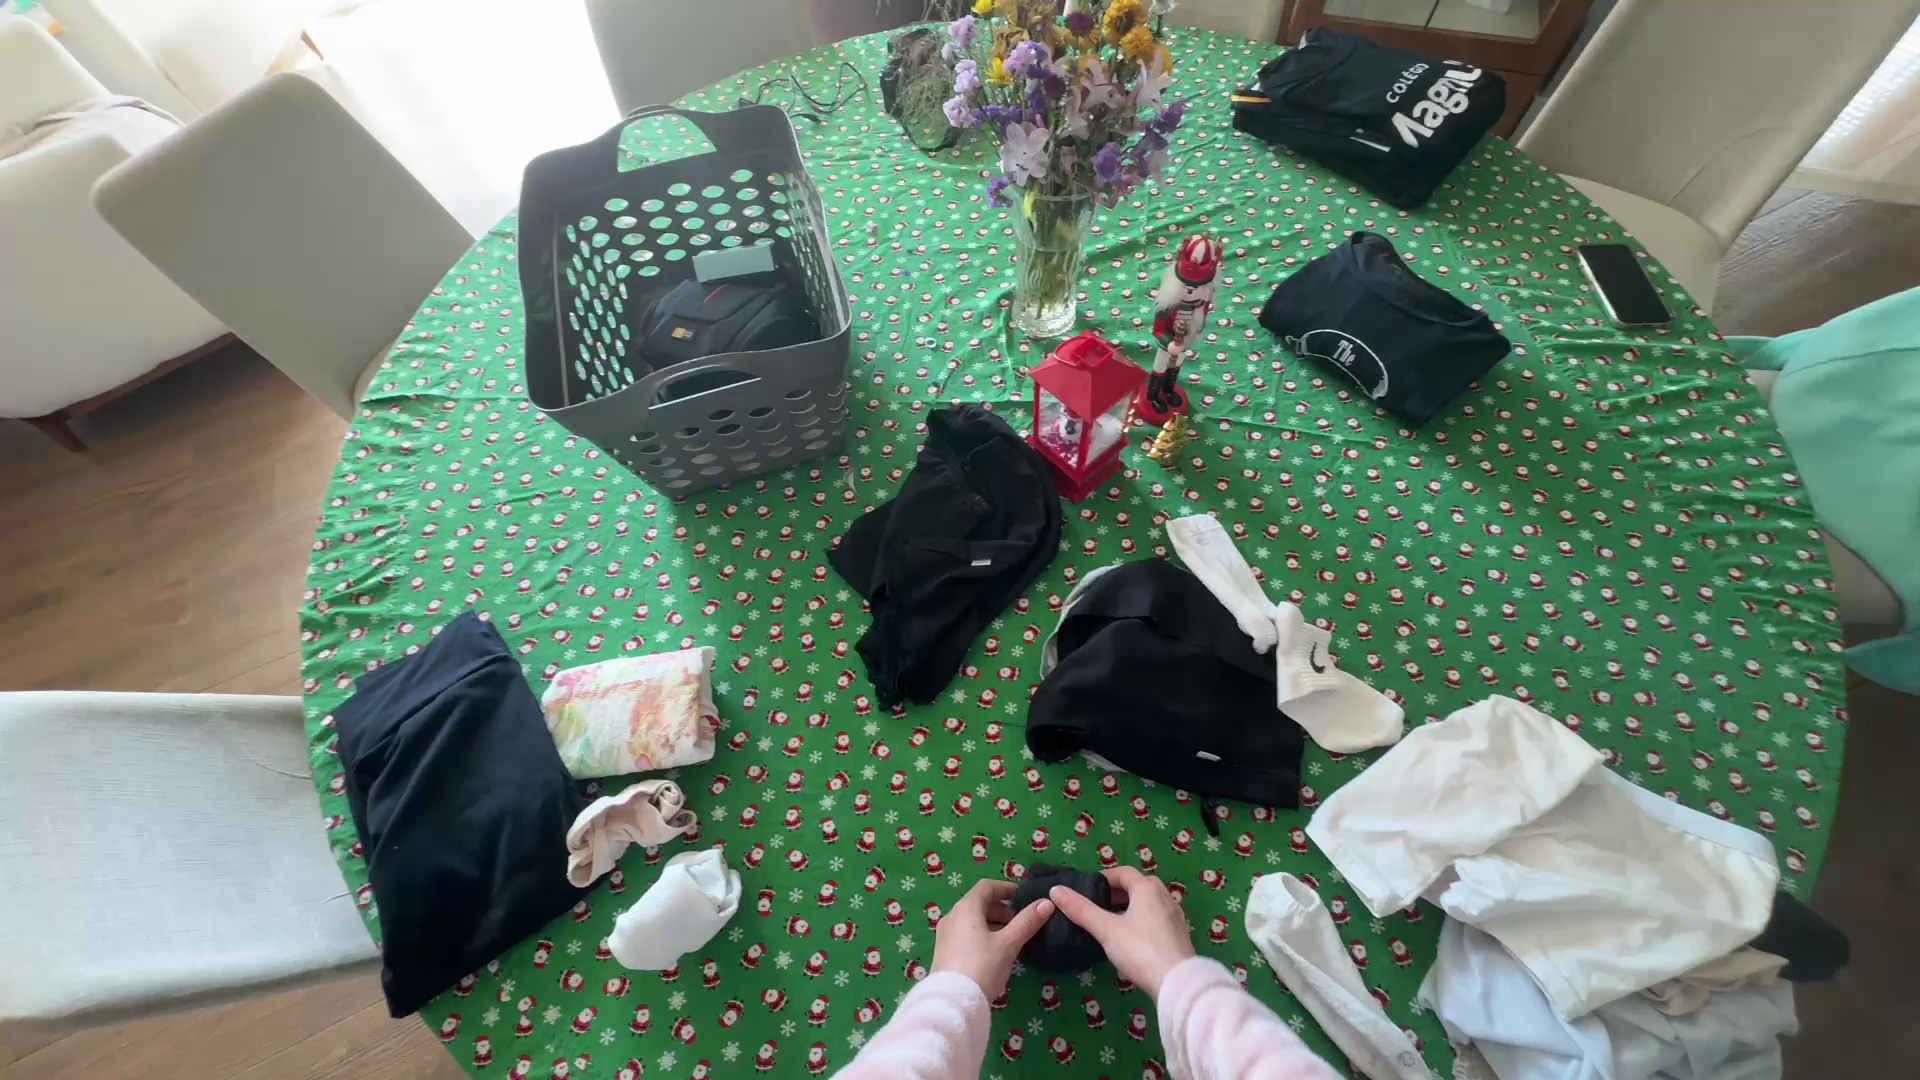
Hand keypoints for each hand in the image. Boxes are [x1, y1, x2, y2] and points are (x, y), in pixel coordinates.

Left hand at [930, 879, 1054, 1000]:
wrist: (952, 1003)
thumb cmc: (982, 967)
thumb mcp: (1008, 944)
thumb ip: (1027, 922)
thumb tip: (1046, 903)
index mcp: (966, 907)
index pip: (987, 886)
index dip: (1006, 888)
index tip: (1022, 898)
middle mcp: (952, 915)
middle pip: (978, 902)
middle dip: (1000, 909)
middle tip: (1018, 923)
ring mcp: (945, 934)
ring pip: (971, 919)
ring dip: (991, 923)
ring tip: (1009, 940)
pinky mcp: (943, 951)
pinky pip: (964, 933)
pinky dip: (980, 935)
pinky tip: (992, 954)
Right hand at [1049, 867, 1194, 1000]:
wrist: (1178, 984)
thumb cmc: (1140, 950)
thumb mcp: (1106, 929)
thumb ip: (1081, 909)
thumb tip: (1055, 890)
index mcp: (1147, 888)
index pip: (1123, 872)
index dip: (1105, 877)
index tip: (1089, 888)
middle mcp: (1164, 896)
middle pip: (1138, 885)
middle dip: (1118, 891)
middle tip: (1099, 904)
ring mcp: (1175, 916)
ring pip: (1149, 902)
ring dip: (1131, 906)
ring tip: (1113, 921)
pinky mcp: (1180, 935)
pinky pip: (1158, 918)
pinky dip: (1143, 920)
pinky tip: (1133, 938)